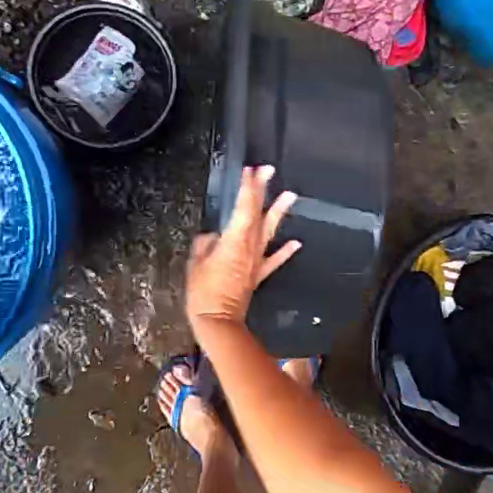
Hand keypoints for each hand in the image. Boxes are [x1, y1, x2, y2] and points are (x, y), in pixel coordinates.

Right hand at [186, 165, 300, 326]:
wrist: (218, 322)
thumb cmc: (203, 293)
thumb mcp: (196, 265)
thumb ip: (204, 246)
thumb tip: (211, 236)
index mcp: (233, 241)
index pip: (242, 208)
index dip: (247, 188)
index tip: (250, 170)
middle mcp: (249, 247)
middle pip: (257, 214)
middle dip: (262, 191)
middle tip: (268, 169)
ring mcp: (255, 261)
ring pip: (269, 232)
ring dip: (279, 213)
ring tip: (290, 195)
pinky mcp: (257, 275)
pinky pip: (274, 260)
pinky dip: (286, 251)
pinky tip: (297, 243)